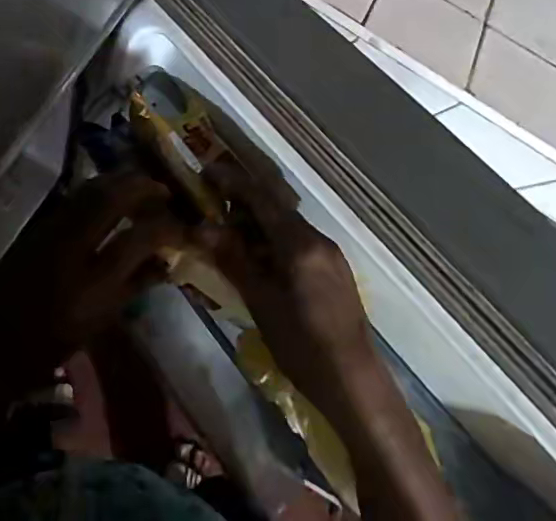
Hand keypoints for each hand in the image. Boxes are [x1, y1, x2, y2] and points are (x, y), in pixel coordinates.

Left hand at [0, 170, 191, 389]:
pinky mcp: (36, 227)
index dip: (167, 226)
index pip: (139, 237)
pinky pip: (74, 198)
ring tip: (141, 188)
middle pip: (111, 197)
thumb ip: (134, 286)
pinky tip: (109, 198)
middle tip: (163, 190)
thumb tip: (165, 261)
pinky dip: (98, 191)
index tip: (183, 225)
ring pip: (89, 190)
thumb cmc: (47, 346)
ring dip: (119, 182)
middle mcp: (70, 246)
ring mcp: (50, 230)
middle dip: (141, 186)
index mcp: (92, 282)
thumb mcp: (98, 322)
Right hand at [201, 160, 378, 413]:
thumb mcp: (260, 301)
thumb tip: (201, 228)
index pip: (261, 197)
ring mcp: (330, 255)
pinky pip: (298, 242)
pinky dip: (273, 240)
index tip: (206, 172)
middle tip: (212, 204)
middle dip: (243, 201)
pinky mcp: (334, 271)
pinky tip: (257, 259)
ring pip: (287, 225)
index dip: (232, 181)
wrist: (354, 384)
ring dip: (257, 223)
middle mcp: (318, 239)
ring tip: (228, 235)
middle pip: (276, 207)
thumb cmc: (302, 344)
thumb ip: (232, 259)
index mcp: (300, 242)